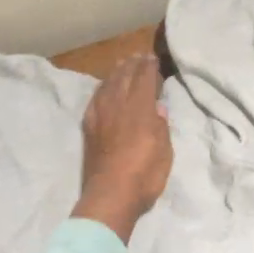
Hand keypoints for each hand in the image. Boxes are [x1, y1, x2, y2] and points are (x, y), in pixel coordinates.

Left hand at [73, 54, 171, 241]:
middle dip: (132, 65)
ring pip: (107, 85)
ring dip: (116, 73)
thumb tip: (158, 108)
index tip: (152, 58)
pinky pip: (95, 99)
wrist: (110, 195)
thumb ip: (161, 127)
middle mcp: (118, 106)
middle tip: (137, 57)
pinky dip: (101, 89)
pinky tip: (103, 89)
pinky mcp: (89, 128)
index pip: (144, 79)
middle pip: (124, 77)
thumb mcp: (164, 153)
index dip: (149, 67)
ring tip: (121, 66)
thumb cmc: (144, 176)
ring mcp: (100, 116)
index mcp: (140, 110)